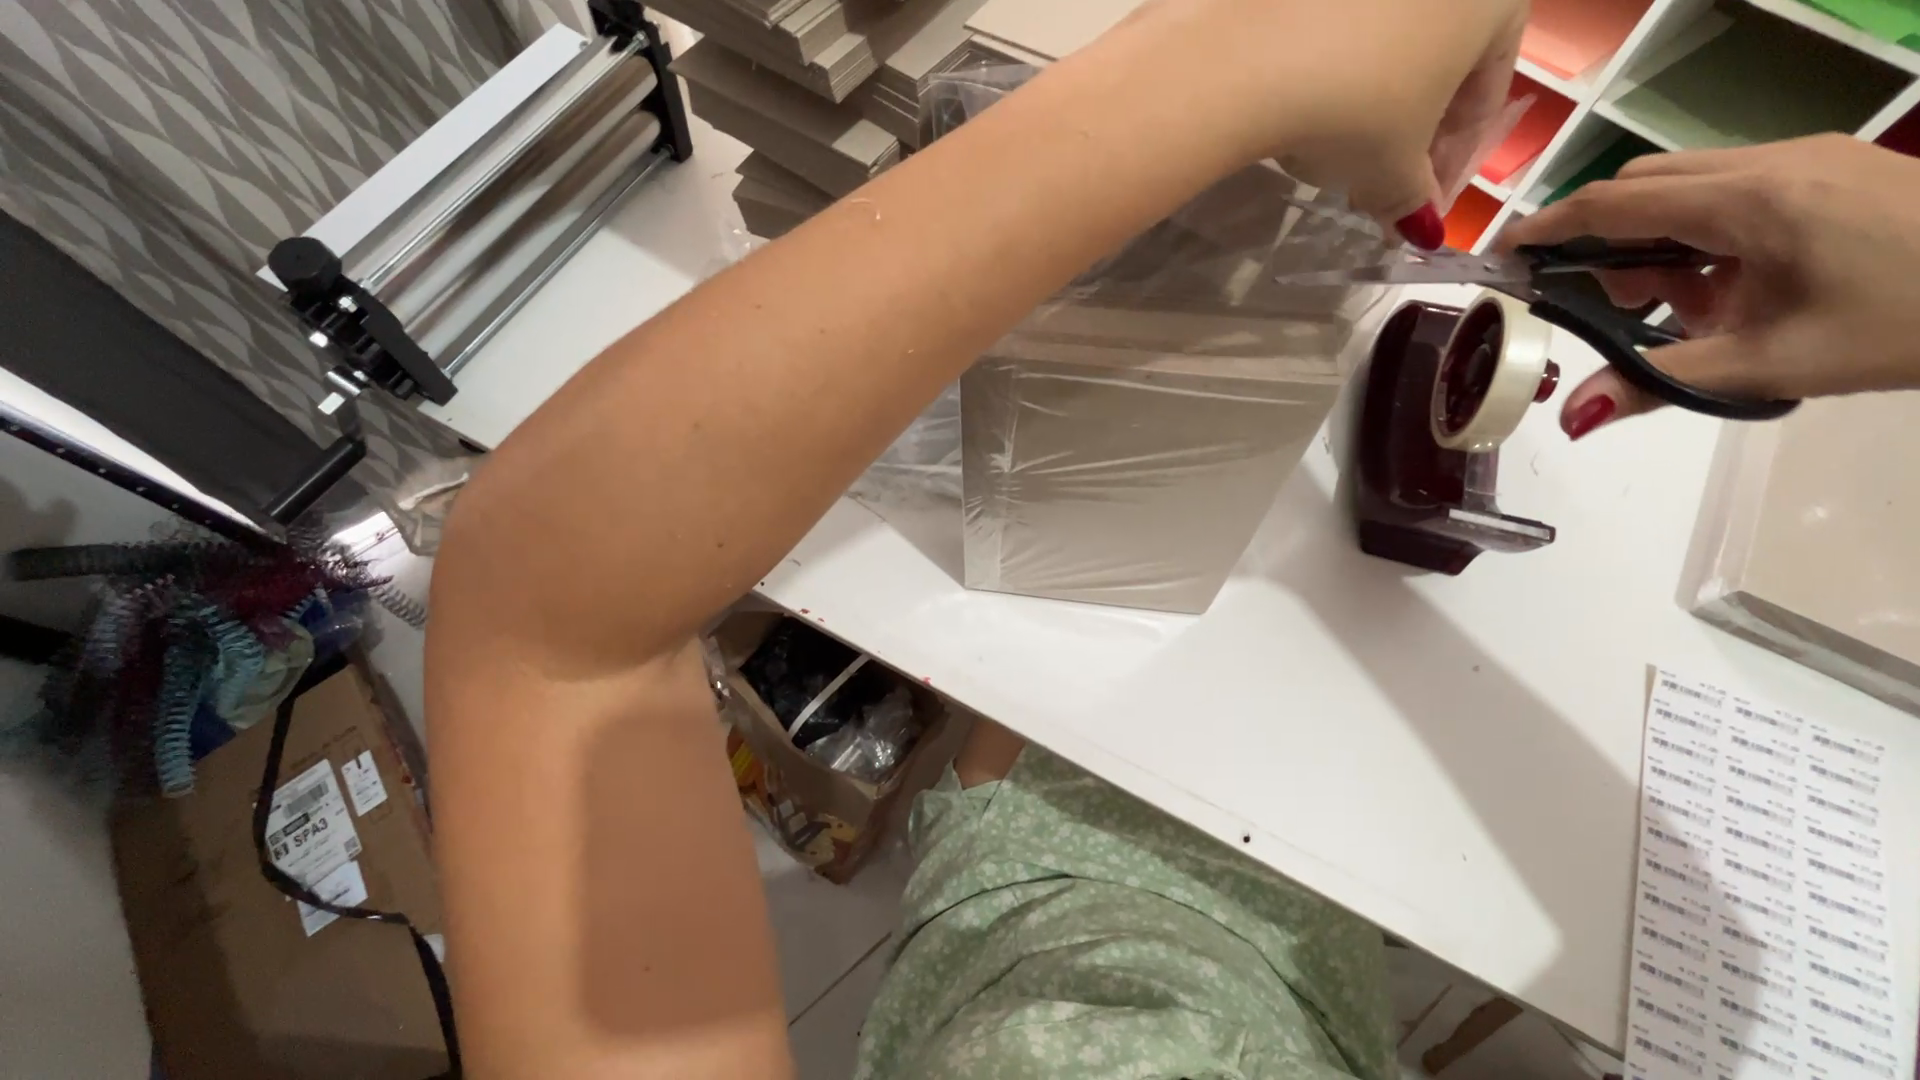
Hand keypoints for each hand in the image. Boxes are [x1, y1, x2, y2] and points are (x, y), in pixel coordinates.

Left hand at [1089, 0, 1527, 244]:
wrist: (1257, 57)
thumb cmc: (1356, 109)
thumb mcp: (1390, 170)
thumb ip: (1412, 198)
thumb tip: (1419, 228)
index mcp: (1496, 0)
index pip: (1483, 102)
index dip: (1450, 169)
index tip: (1421, 210)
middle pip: (1437, 68)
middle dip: (1407, 138)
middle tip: (1375, 191)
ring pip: (1388, 48)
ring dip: (1369, 107)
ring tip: (1332, 156)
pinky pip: (1339, 30)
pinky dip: (1330, 73)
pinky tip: (1302, 110)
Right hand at [1503, 135, 1919, 438]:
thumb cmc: (1905, 323)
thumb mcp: (1772, 364)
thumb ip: (1658, 382)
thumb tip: (1571, 419)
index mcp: (1749, 203)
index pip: (1612, 203)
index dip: (1546, 229)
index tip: (1502, 258)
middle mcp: (1771, 162)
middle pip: (1642, 182)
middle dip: (1602, 237)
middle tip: (1614, 302)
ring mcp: (1808, 158)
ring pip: (1685, 182)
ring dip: (1652, 237)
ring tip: (1680, 302)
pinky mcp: (1832, 166)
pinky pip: (1731, 186)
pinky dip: (1699, 232)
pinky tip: (1729, 282)